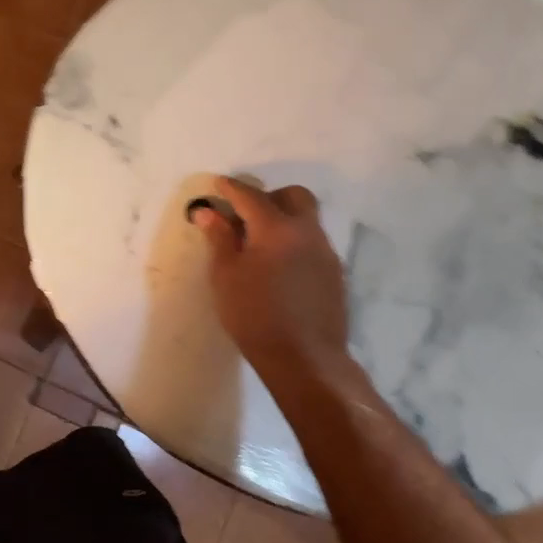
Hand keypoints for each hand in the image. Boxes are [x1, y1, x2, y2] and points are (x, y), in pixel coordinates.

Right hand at [191, 177, 350, 377]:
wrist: (305, 358)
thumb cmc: (254, 313)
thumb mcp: (225, 274)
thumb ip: (219, 238)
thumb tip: (209, 212)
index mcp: (276, 229)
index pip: (251, 196)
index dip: (231, 188)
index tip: (217, 184)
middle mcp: (307, 233)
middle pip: (294, 197)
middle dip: (268, 197)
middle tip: (243, 214)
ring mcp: (325, 253)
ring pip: (306, 220)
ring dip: (281, 220)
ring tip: (255, 243)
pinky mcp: (333, 274)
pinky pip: (311, 242)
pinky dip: (292, 241)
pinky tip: (275, 265)